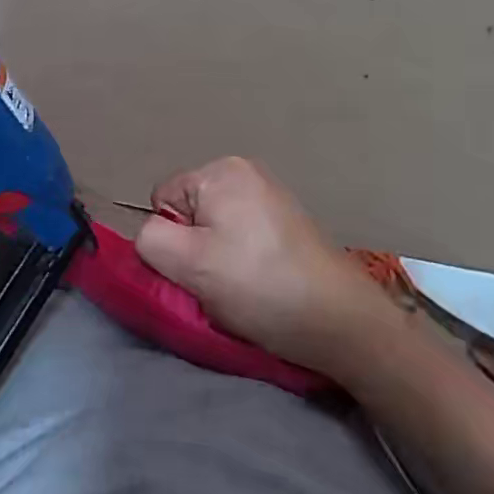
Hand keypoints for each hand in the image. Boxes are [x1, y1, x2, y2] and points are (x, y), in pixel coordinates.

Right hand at [134, 157, 399, 379]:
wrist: (343, 323)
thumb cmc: (260, 286)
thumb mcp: (188, 264)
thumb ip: (150, 239)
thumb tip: (152, 234)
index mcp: (221, 170)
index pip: (163, 201)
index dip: (173, 239)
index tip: (201, 267)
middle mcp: (246, 170)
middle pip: (190, 211)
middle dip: (196, 246)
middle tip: (221, 279)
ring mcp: (271, 193)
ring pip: (215, 226)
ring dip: (219, 255)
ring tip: (244, 284)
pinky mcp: (289, 219)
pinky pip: (242, 233)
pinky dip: (245, 257)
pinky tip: (264, 280)